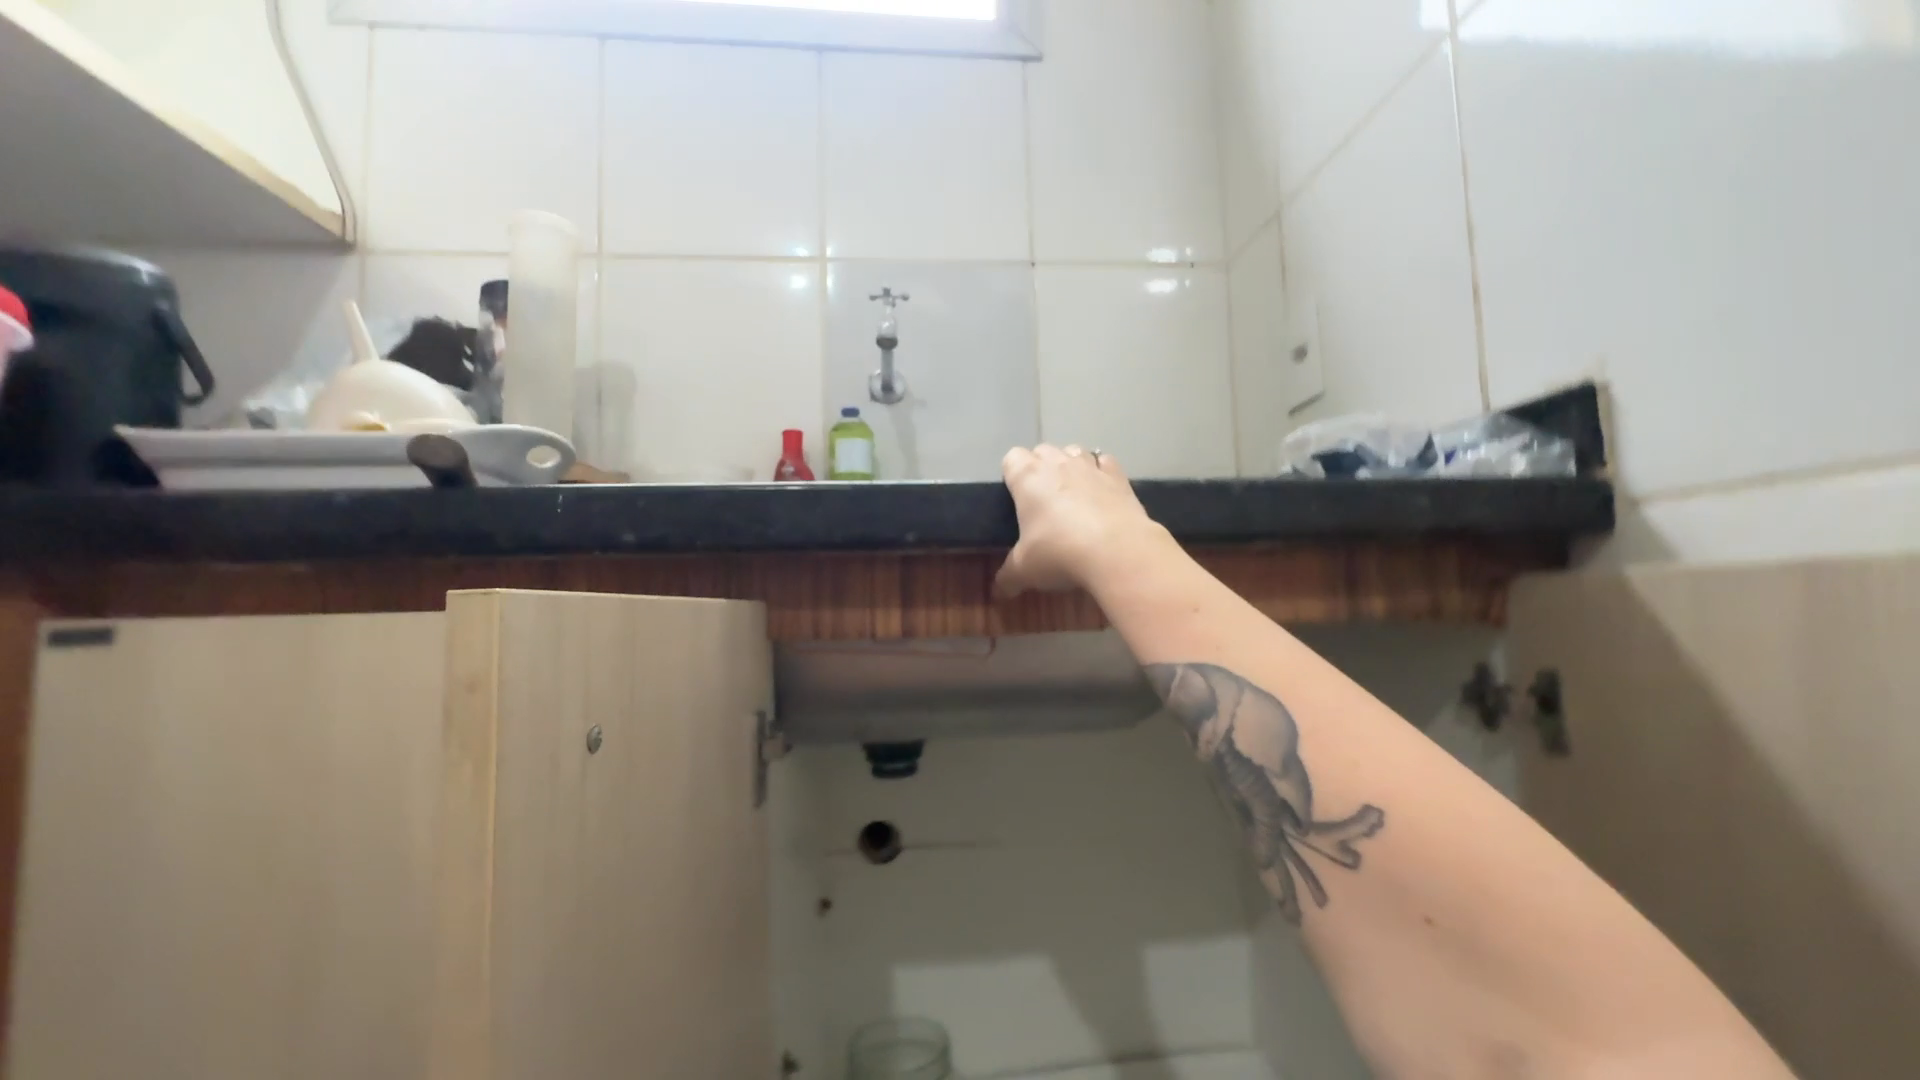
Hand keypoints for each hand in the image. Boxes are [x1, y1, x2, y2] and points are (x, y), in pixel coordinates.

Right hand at [995, 444, 1167, 596]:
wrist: (1118, 551)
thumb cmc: (1060, 552)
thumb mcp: (1025, 570)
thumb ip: (1009, 576)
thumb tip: (999, 591)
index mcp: (1028, 477)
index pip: (1012, 458)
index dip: (1012, 474)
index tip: (1015, 497)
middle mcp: (1059, 463)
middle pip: (1043, 450)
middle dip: (1040, 468)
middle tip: (1042, 500)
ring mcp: (1091, 467)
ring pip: (1075, 451)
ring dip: (1070, 466)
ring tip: (1072, 494)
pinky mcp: (1119, 477)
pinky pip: (1105, 463)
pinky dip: (1101, 472)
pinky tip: (1101, 493)